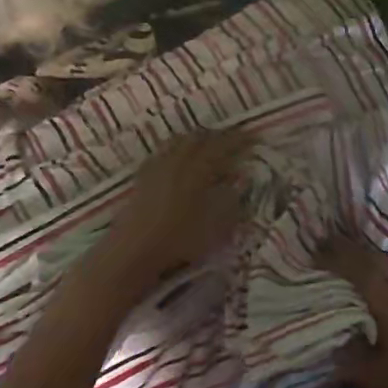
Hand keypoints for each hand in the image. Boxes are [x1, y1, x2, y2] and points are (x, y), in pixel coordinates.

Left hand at [89, 128, 251, 305]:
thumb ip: (231, 201)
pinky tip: (176, 157)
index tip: (254, 138)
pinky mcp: (142, 178)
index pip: (222, 147)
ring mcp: (156, 168)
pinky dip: (175, 148)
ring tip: (207, 143)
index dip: (238, 141)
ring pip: (178, 141)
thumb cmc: (180, 241)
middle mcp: (177, 161)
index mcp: (197, 169)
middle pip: (198, 138)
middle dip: (217, 135)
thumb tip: (240, 182)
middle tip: (233, 139)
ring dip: (196, 138)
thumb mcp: (216, 226)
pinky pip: (162, 152)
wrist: (133, 252)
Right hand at [322, 235, 387, 387]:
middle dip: (346, 248)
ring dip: (358, 252)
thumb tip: (319, 320)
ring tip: (335, 246)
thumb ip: (340, 344)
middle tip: (320, 241)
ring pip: (381, 261)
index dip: (337, 258)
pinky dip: (369, 261)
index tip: (314, 252)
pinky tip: (357, 263)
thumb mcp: (362, 369)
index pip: (361, 271)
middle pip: (371, 260)